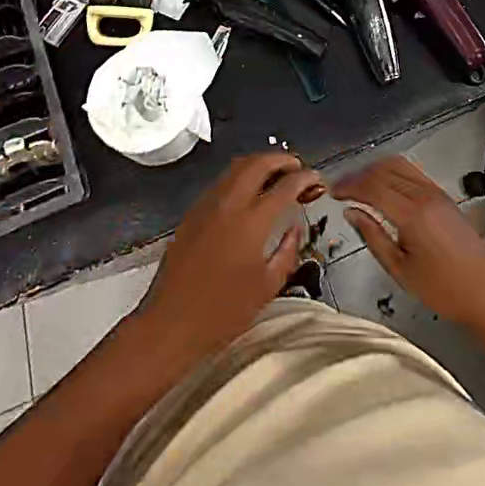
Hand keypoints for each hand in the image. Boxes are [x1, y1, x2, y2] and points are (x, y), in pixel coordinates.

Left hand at [141, 153, 322, 358]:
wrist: (168, 325)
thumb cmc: (223, 312)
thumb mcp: (268, 286)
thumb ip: (287, 250)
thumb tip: (295, 227)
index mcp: (252, 222)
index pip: (285, 186)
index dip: (306, 178)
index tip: (316, 180)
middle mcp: (229, 205)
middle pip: (258, 164)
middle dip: (282, 160)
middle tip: (297, 169)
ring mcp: (206, 207)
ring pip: (236, 168)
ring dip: (260, 165)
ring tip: (275, 176)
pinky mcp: (191, 215)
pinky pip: (221, 182)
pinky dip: (241, 177)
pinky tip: (248, 194)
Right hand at [333, 158, 484, 327]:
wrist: (482, 290)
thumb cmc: (441, 288)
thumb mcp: (399, 269)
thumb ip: (373, 236)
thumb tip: (351, 212)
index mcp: (413, 214)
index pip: (373, 187)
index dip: (350, 186)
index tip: (332, 192)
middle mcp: (426, 196)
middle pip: (385, 169)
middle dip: (359, 175)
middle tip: (341, 188)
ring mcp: (437, 192)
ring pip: (400, 165)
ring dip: (376, 170)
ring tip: (358, 186)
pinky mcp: (444, 196)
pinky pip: (414, 173)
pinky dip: (393, 173)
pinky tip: (382, 188)